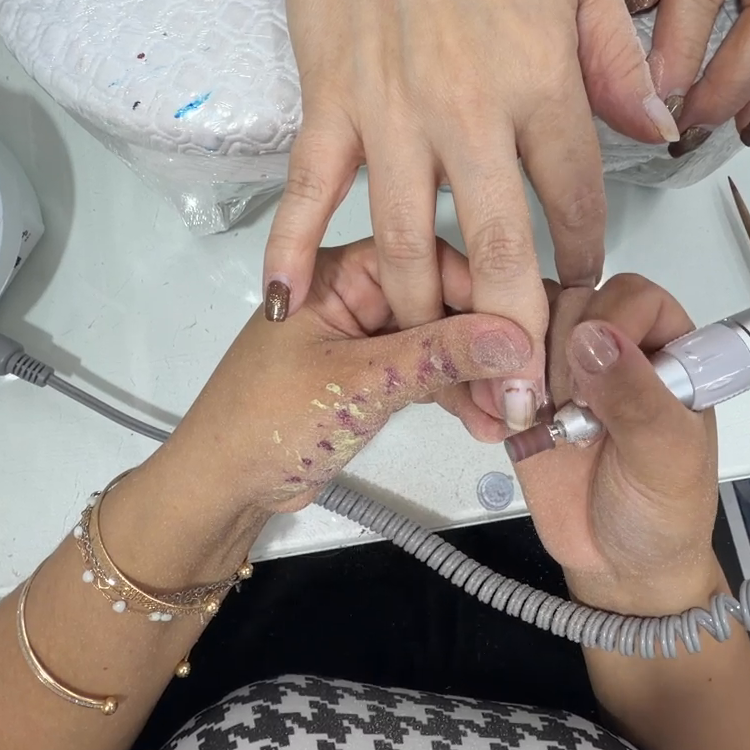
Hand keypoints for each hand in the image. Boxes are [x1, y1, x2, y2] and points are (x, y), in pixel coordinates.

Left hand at [151, 239, 532, 514]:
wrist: (224, 488)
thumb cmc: (271, 421)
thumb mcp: (359, 383)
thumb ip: (438, 357)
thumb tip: (518, 339)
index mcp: (340, 271)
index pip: (427, 261)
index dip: (479, 296)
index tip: (523, 335)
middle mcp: (359, 295)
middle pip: (440, 303)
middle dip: (482, 347)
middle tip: (525, 386)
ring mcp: (369, 338)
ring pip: (439, 345)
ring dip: (474, 380)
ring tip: (511, 418)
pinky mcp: (376, 377)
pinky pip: (428, 376)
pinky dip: (455, 398)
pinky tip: (488, 423)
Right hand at [220, 0, 675, 436]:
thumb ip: (616, 58)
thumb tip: (656, 129)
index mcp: (537, 77)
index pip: (575, 195)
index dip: (584, 256)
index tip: (581, 296)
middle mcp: (466, 110)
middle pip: (497, 243)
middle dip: (513, 329)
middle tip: (522, 399)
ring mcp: (388, 114)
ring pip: (405, 239)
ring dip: (417, 315)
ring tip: (429, 374)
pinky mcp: (328, 107)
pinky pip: (311, 192)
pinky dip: (294, 249)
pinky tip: (285, 304)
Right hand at [515, 276, 722, 614]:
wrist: (615, 563)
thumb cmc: (661, 511)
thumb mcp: (666, 458)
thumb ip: (637, 398)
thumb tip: (593, 337)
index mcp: (662, 347)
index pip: (629, 296)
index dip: (606, 328)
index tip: (595, 388)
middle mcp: (610, 345)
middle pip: (565, 302)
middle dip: (552, 357)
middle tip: (560, 414)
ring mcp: (559, 367)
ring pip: (519, 324)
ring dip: (510, 370)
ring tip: (524, 420)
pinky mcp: (519, 392)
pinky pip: (486, 361)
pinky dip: (479, 390)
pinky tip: (498, 427)